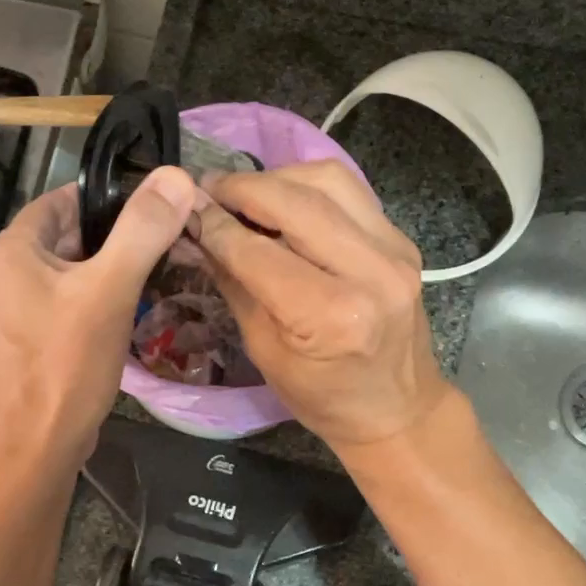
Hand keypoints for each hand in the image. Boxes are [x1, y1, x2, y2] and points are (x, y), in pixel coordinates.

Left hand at [0, 168, 195, 470]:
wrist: (40, 444)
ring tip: (158, 278)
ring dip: (112, 274)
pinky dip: (100, 306)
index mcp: (15, 250)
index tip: (158, 211)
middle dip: (117, 240)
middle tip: (167, 246)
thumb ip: (142, 231)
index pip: (66, 199)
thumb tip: (176, 176)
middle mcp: (9, 275)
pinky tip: (131, 319)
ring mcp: (19, 313)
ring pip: (74, 275)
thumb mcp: (110, 290)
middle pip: (72, 237)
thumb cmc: (68, 364)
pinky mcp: (34, 344)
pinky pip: (71, 308)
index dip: (112, 199)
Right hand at [187, 160, 452, 451]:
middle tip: (206, 189)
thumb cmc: (322, 397)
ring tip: (244, 194)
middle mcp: (370, 272)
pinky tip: (282, 201)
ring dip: (277, 178)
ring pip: (327, 179)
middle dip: (242, 189)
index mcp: (332, 317)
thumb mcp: (264, 351)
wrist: (395, 408)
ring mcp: (394, 250)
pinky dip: (307, 187)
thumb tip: (196, 233)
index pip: (259, 252)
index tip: (183, 208)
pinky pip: (349, 191)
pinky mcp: (401, 239)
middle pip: (295, 201)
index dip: (215, 226)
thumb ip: (235, 284)